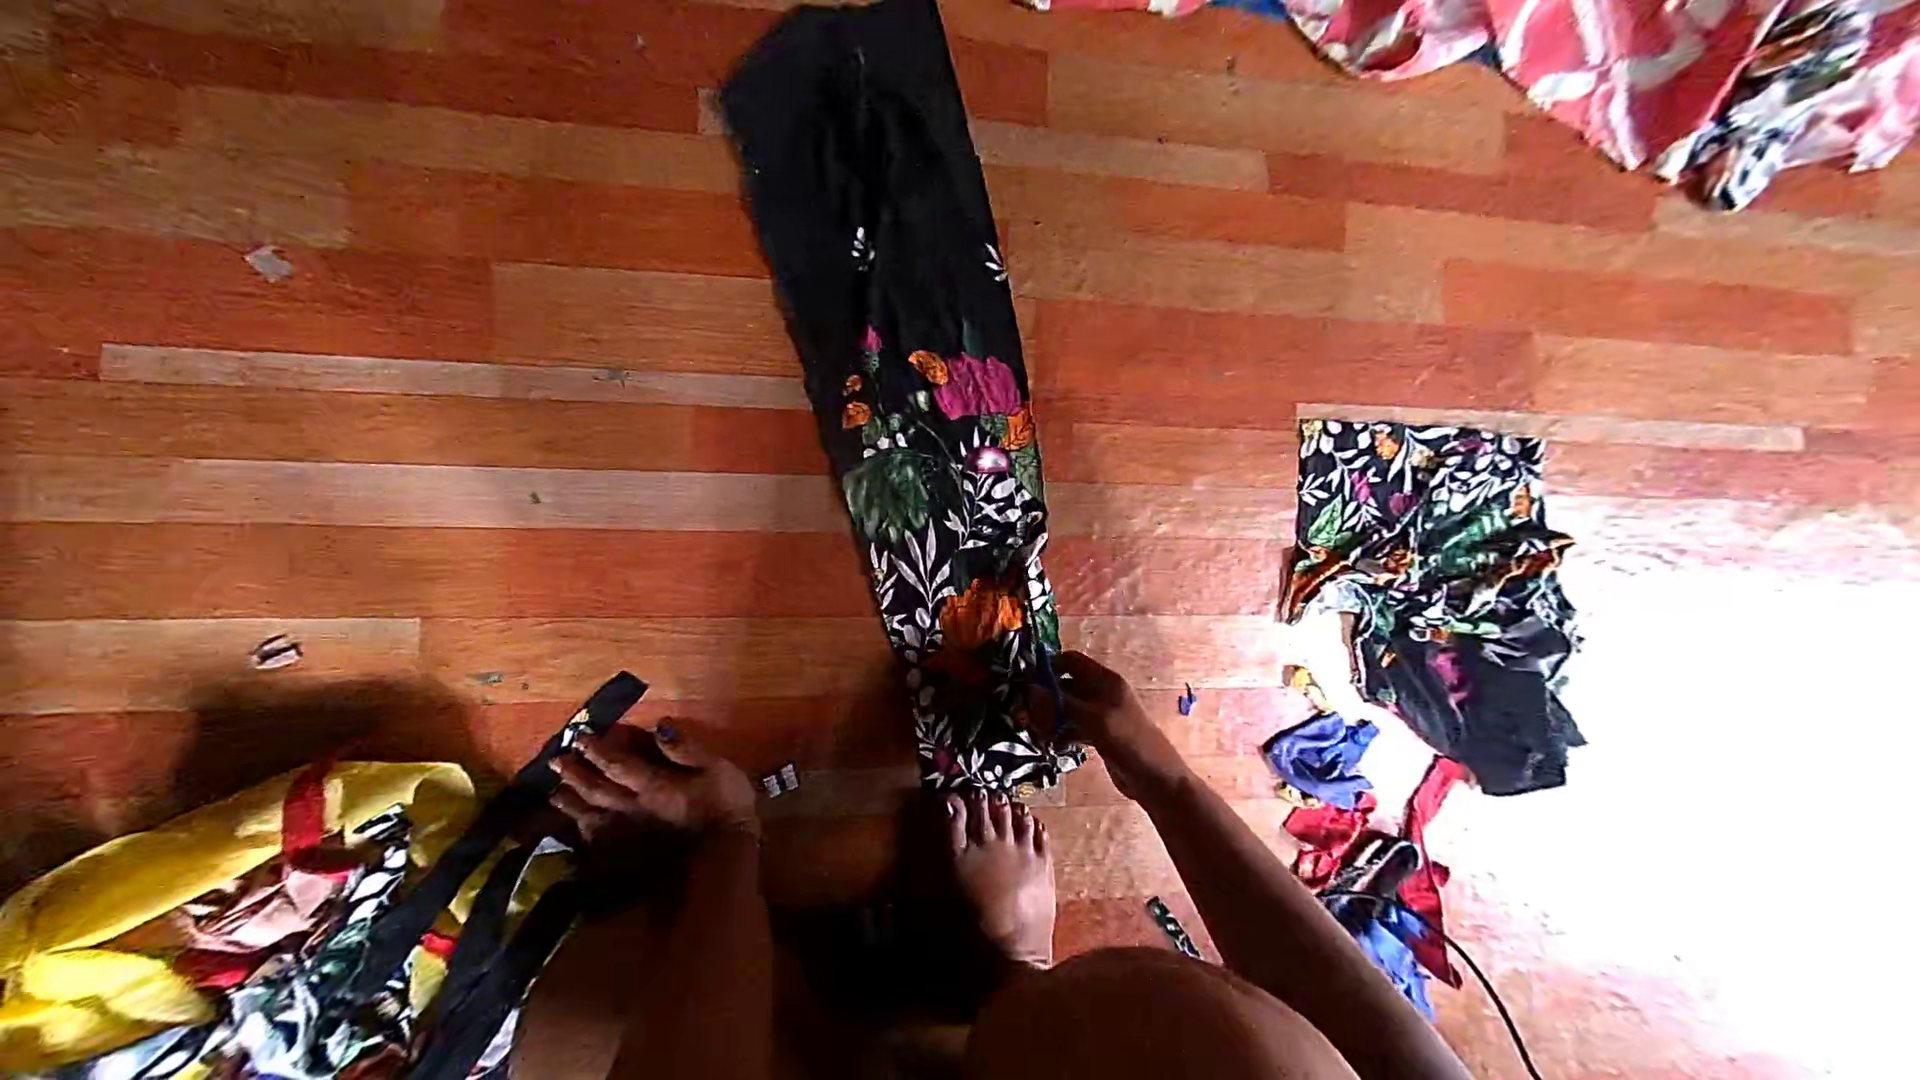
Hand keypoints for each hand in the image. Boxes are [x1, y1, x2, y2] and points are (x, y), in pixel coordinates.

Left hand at [549, 722, 759, 842]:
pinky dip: (581, 834)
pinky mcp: (628, 858)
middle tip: (556, 760)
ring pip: (590, 817)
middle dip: (576, 773)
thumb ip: (686, 748)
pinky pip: (596, 844)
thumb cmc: (725, 806)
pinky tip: (577, 829)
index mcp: (653, 785)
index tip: (581, 736)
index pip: (618, 763)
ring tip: (555, 792)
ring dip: (571, 803)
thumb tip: (660, 725)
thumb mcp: (716, 768)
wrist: (725, 856)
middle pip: (596, 789)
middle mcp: (631, 809)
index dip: (598, 749)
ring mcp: (627, 836)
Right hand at [1040, 652, 1190, 802]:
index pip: (1071, 661)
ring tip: (1035, 731)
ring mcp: (1099, 714)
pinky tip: (1049, 743)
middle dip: (1045, 697)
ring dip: (1050, 717)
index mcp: (1105, 680)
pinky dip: (1060, 732)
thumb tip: (1030, 688)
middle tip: (1026, 714)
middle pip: (1065, 685)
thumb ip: (1063, 703)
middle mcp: (1101, 693)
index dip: (1049, 666)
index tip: (1028, 682)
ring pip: (1066, 708)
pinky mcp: (1096, 734)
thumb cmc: (1130, 741)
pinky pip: (1071, 726)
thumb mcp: (1095, 719)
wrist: (1156, 779)